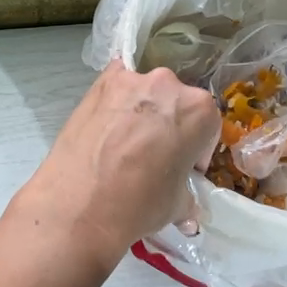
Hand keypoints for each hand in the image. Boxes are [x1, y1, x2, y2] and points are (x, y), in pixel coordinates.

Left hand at [10, 64, 219, 269]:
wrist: (79, 205)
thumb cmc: (139, 204)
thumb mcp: (178, 205)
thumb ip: (188, 194)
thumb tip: (189, 206)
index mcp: (199, 110)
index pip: (207, 126)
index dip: (197, 150)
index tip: (185, 167)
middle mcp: (167, 84)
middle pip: (176, 102)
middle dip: (170, 126)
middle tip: (156, 154)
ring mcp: (130, 80)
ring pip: (146, 92)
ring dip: (143, 111)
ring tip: (127, 143)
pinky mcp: (99, 83)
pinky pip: (116, 84)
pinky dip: (116, 99)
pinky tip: (108, 124)